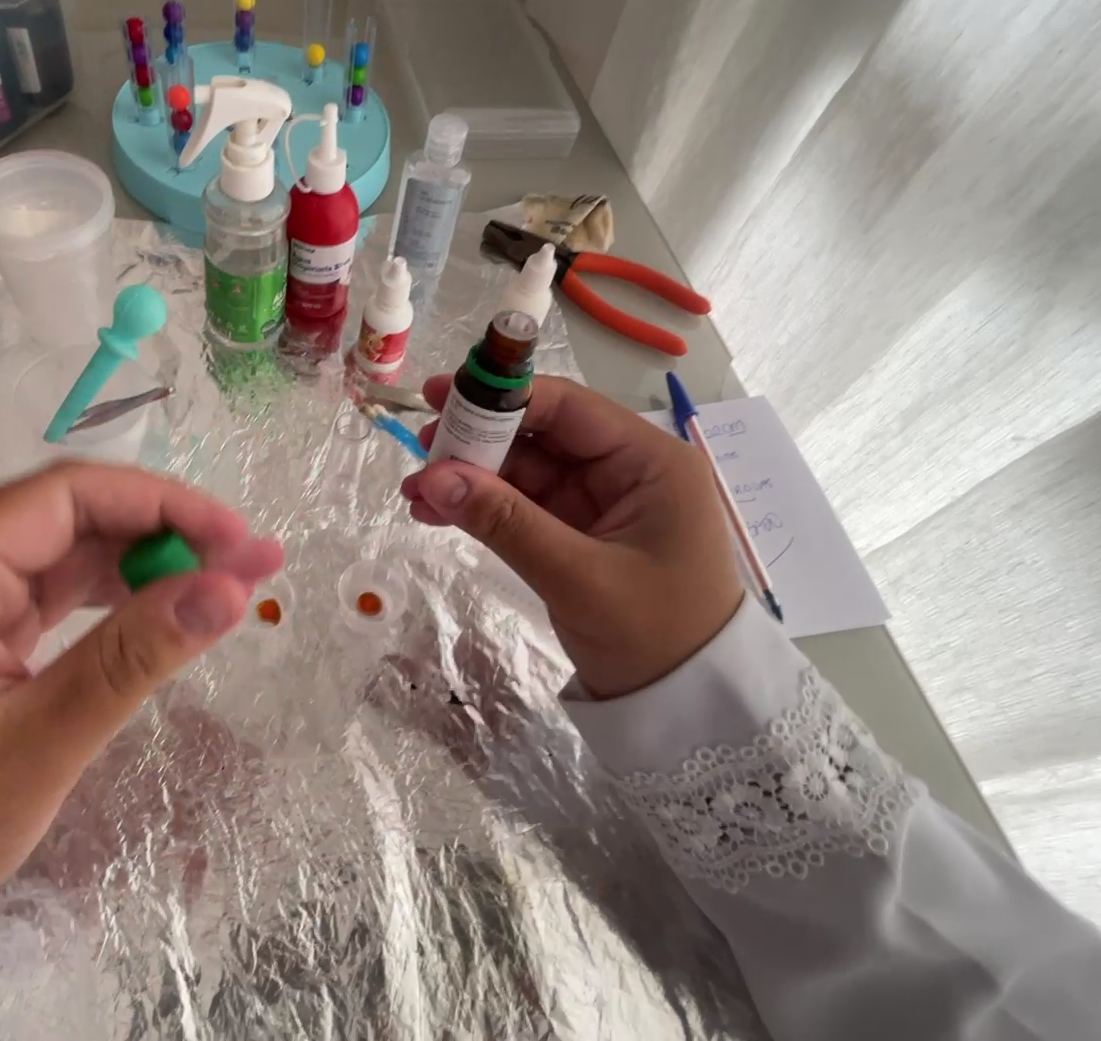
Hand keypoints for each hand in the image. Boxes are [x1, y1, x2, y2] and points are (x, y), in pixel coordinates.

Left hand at [0, 461, 283, 974]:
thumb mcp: (37, 748)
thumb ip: (134, 658)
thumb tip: (230, 590)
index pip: (66, 496)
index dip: (162, 504)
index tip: (237, 538)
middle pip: (67, 517)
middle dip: (162, 532)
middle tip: (249, 562)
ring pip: (61, 555)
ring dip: (141, 564)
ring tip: (222, 583)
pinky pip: (45, 597)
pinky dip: (106, 602)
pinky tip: (157, 612)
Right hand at [401, 375, 742, 698]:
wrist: (684, 704)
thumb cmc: (653, 634)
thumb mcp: (578, 576)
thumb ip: (505, 522)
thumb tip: (432, 477)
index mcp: (649, 461)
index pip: (568, 408)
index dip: (502, 397)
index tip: (440, 396)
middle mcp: (625, 471)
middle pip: (540, 436)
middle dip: (478, 442)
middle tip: (421, 450)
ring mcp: (599, 504)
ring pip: (524, 473)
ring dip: (472, 479)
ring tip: (416, 493)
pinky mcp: (578, 535)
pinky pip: (523, 508)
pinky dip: (483, 509)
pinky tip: (438, 512)